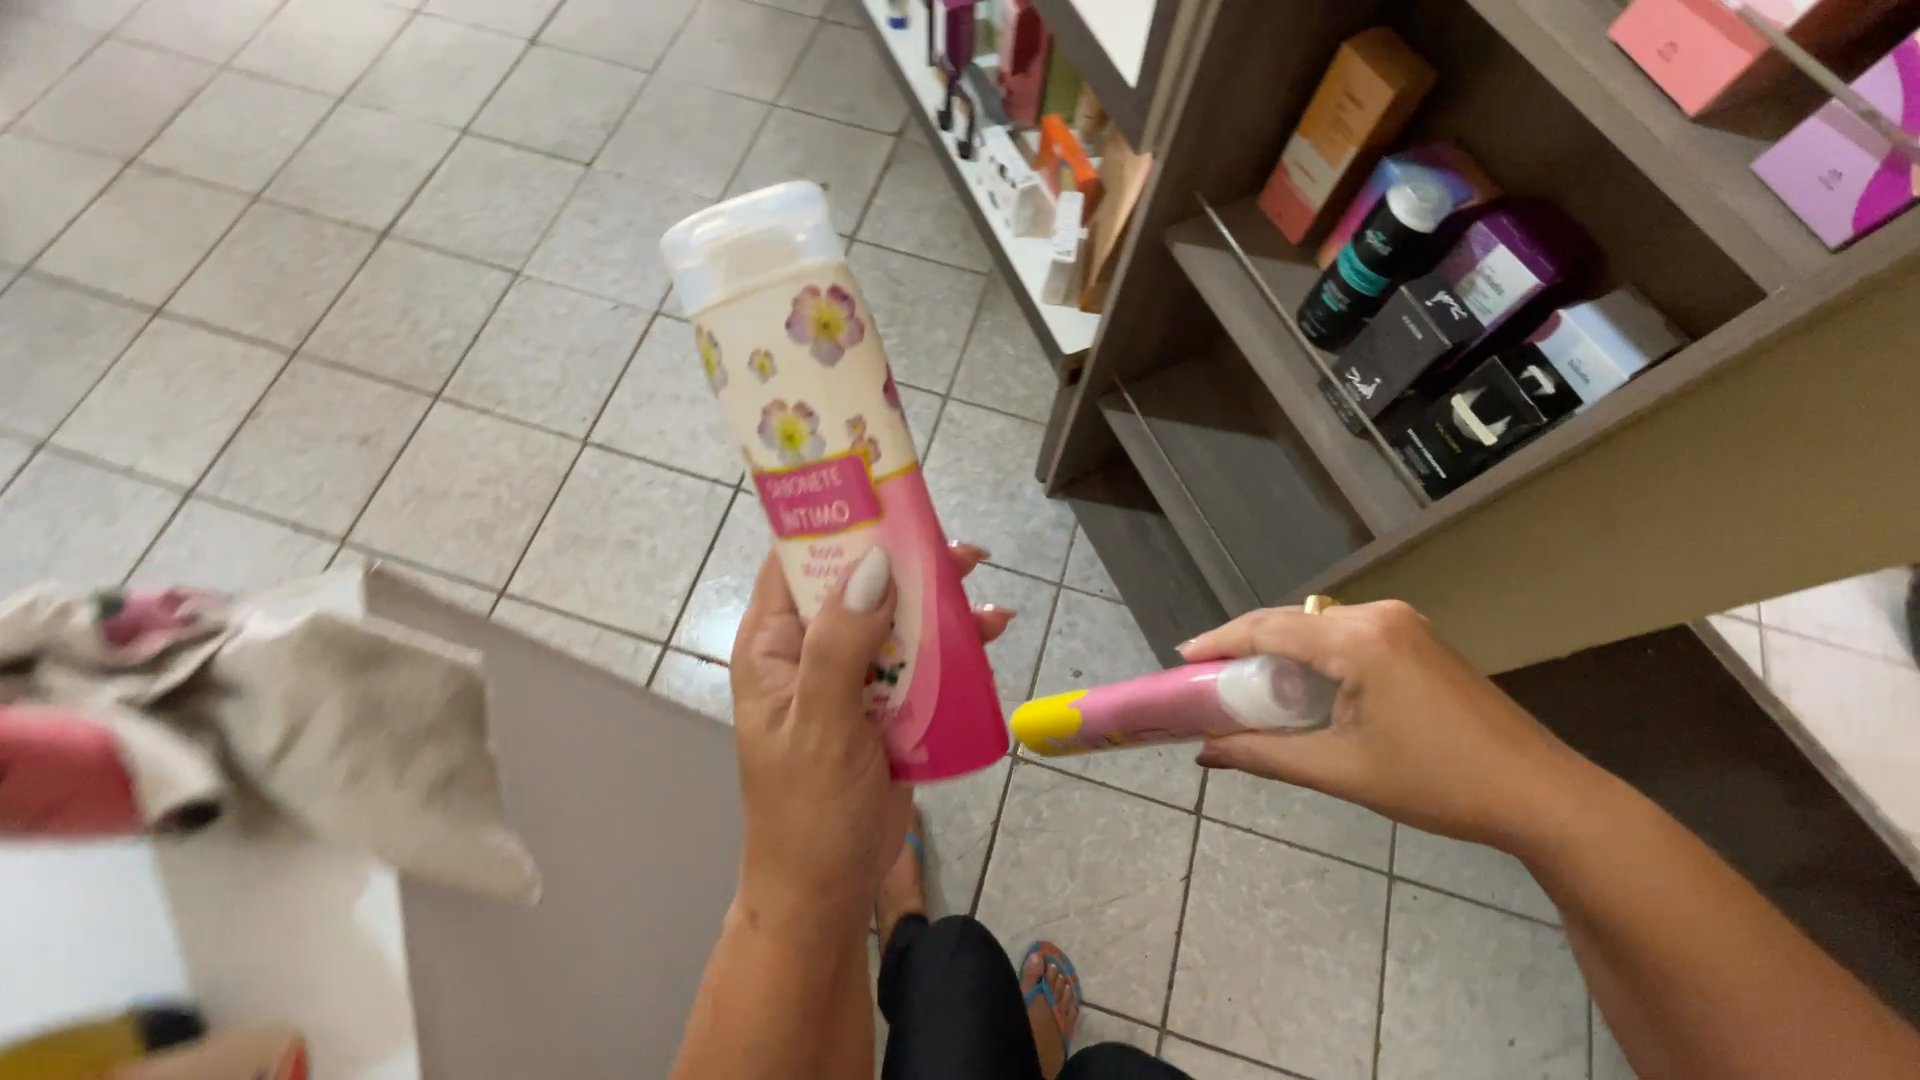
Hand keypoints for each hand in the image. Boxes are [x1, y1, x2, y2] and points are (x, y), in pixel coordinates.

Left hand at [728, 542, 1012, 926]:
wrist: (829, 889)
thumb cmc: (809, 811)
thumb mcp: (821, 726)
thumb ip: (841, 645)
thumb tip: (873, 562)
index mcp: (774, 646)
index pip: (795, 561)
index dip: (835, 522)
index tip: (881, 491)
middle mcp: (811, 650)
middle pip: (859, 583)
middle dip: (905, 561)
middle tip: (955, 548)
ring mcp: (852, 677)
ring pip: (896, 618)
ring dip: (937, 602)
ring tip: (982, 588)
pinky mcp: (887, 704)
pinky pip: (921, 660)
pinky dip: (953, 645)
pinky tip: (990, 632)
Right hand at [1184, 601, 1606, 856]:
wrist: (1543, 795)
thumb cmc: (1438, 785)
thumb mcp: (1340, 772)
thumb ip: (1263, 755)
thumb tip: (1204, 752)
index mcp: (1358, 641)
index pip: (1266, 630)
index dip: (1218, 643)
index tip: (1180, 660)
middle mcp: (1377, 615)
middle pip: (1287, 622)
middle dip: (1243, 649)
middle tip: (1205, 680)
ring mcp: (1402, 622)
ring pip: (1314, 627)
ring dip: (1277, 653)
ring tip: (1244, 687)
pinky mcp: (1416, 637)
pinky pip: (1343, 635)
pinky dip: (1311, 656)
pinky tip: (1298, 685)